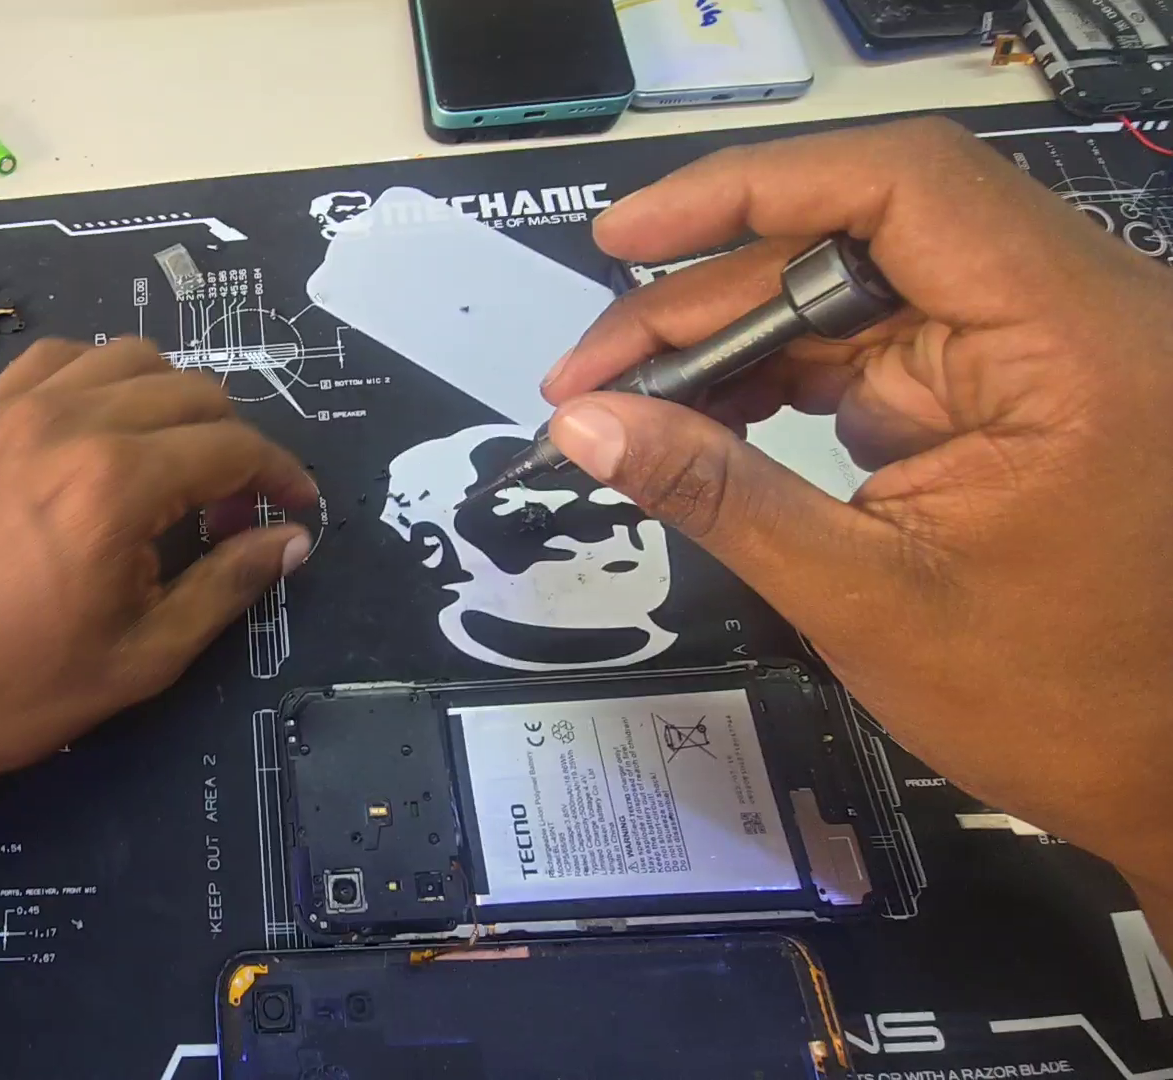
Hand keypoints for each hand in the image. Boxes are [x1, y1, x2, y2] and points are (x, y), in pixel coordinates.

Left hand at [0, 338, 314, 826]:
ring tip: (172, 462)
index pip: (234, 446)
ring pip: (130, 359)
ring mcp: (18, 408)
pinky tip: (101, 428)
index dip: (280, 473)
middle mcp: (75, 422)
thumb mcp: (143, 655)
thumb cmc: (17, 685)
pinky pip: (59, 361)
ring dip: (173, 402)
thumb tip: (292, 540)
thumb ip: (227, 585)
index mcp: (120, 484)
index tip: (296, 506)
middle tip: (230, 507)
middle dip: (233, 443)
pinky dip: (101, 380)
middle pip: (193, 391)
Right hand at [539, 119, 1172, 893]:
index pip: (896, 191)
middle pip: (830, 258)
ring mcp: (1005, 358)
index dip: (743, 192)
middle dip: (684, 314)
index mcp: (1063, 341)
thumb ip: (710, 493)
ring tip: (610, 411)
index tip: (620, 237)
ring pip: (820, 309)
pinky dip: (748, 391)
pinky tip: (684, 428)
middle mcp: (1043, 318)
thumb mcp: (854, 593)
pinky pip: (836, 362)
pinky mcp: (972, 398)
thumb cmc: (1054, 699)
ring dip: (704, 355)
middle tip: (576, 384)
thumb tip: (580, 425)